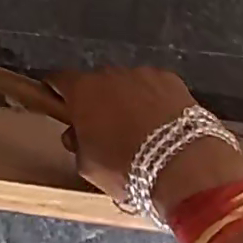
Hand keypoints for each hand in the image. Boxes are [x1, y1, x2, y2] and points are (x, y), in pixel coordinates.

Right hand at [47, 67, 242, 213]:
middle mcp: (109, 74)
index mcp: (82, 91)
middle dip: (98, 101)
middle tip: (106, 129)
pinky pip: (154, 88)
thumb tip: (76, 134)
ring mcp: (141, 73)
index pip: (59, 79)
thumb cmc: (127, 169)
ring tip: (141, 130)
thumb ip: (77, 144)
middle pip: (96, 83)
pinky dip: (155, 101)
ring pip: (127, 84)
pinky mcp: (171, 79)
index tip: (57, 100)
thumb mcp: (89, 167)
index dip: (56, 89)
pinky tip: (164, 125)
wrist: (186, 167)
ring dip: (128, 100)